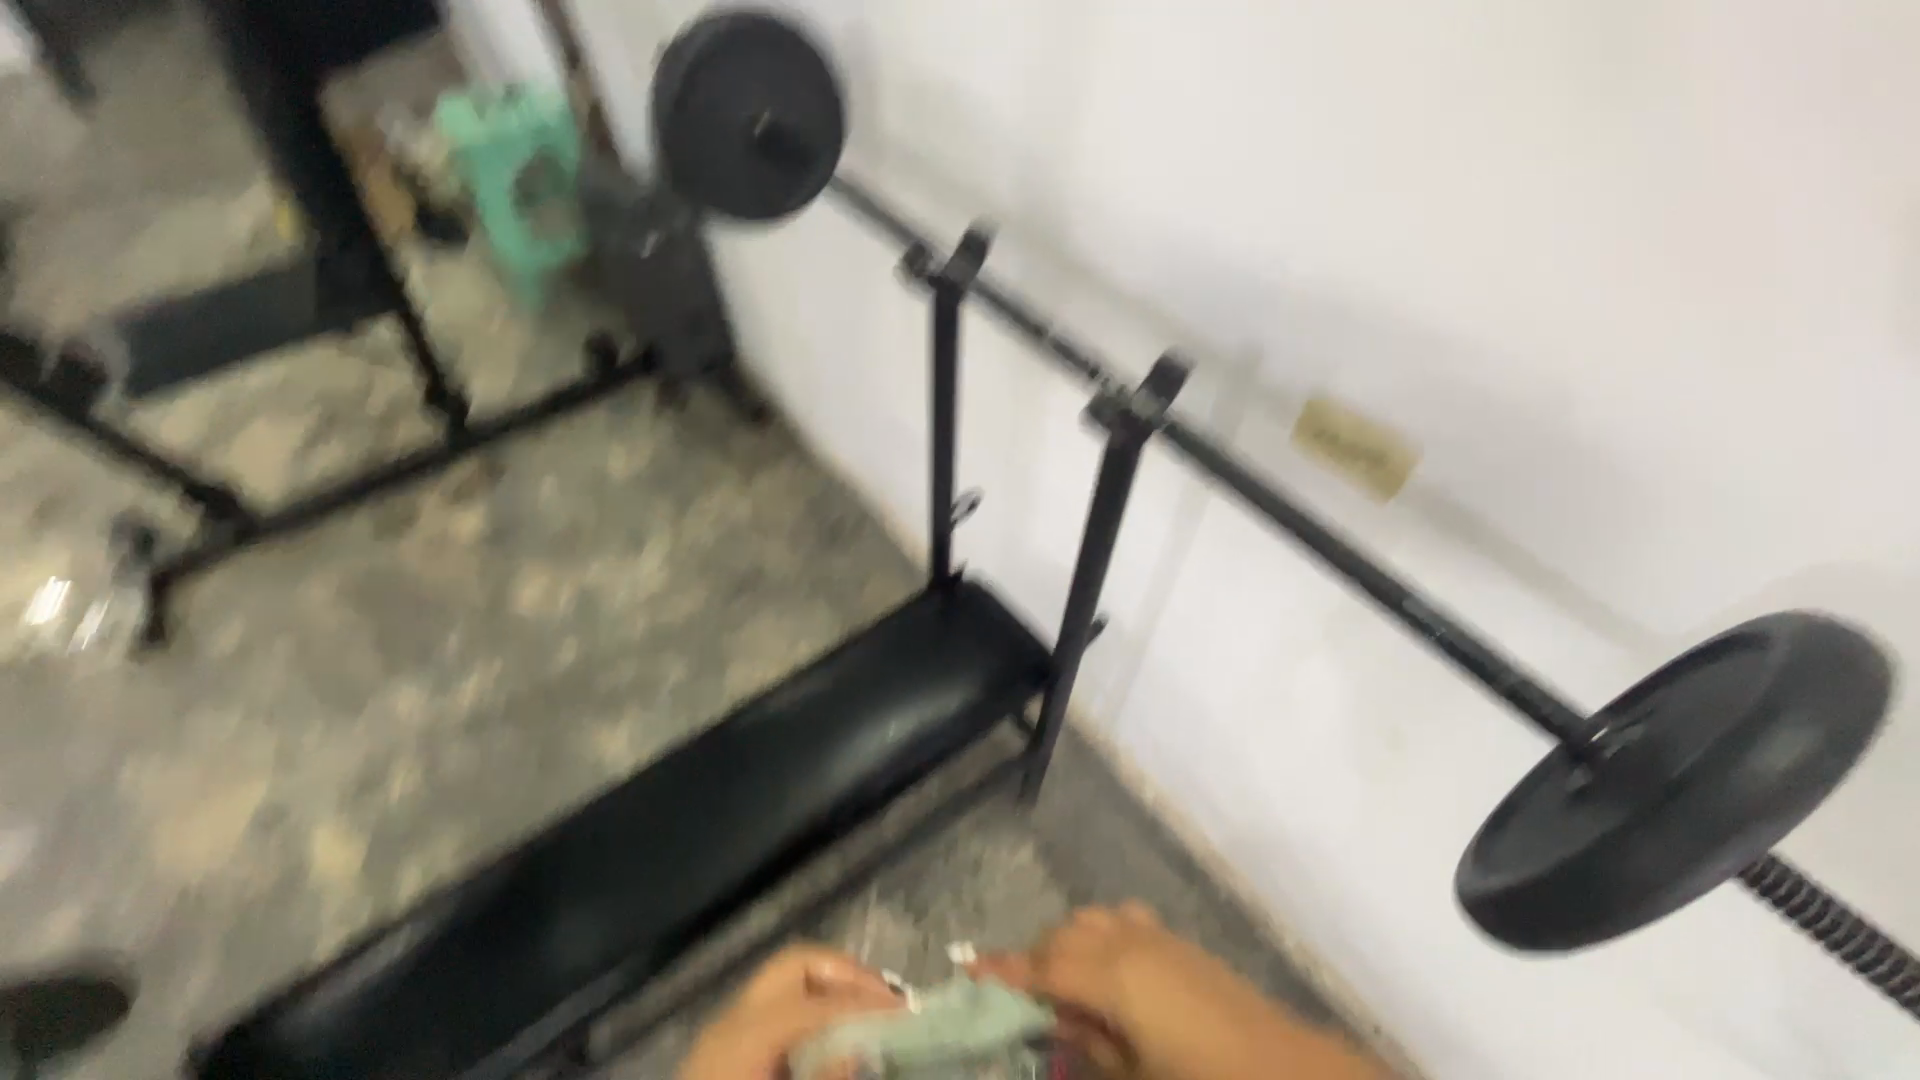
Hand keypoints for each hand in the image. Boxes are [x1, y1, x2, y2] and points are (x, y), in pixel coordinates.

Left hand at [676, 945, 901, 1079]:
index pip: (813, 1004)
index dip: (861, 1004)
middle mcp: (729, 1025)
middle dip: (846, 975)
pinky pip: (776, 1011)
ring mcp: (723, 1037)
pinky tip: (834, 1043)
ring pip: (785, 984)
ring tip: (870, 1017)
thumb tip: (860, 1050)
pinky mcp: (724, 1055)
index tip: (906, 1016)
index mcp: (742, 1042)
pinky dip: (811, 1012)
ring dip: (831, 990)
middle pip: (795, 966)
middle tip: (886, 1003)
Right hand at [971, 903, 1385, 1079]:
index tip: (968, 967)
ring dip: (1067, 943)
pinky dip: (1099, 934)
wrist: (1283, 1065)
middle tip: (1020, 996)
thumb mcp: (1133, 1073)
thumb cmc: (1200, 1078)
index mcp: (1111, 977)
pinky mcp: (1175, 938)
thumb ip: (1089, 1042)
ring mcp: (1154, 934)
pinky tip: (1107, 968)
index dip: (1003, 969)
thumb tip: (1056, 1021)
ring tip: (1063, 984)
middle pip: (1061, 937)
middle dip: (1034, 960)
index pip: (1042, 968)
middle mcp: (1126, 942)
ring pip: (1089, 919)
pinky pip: (1121, 919)